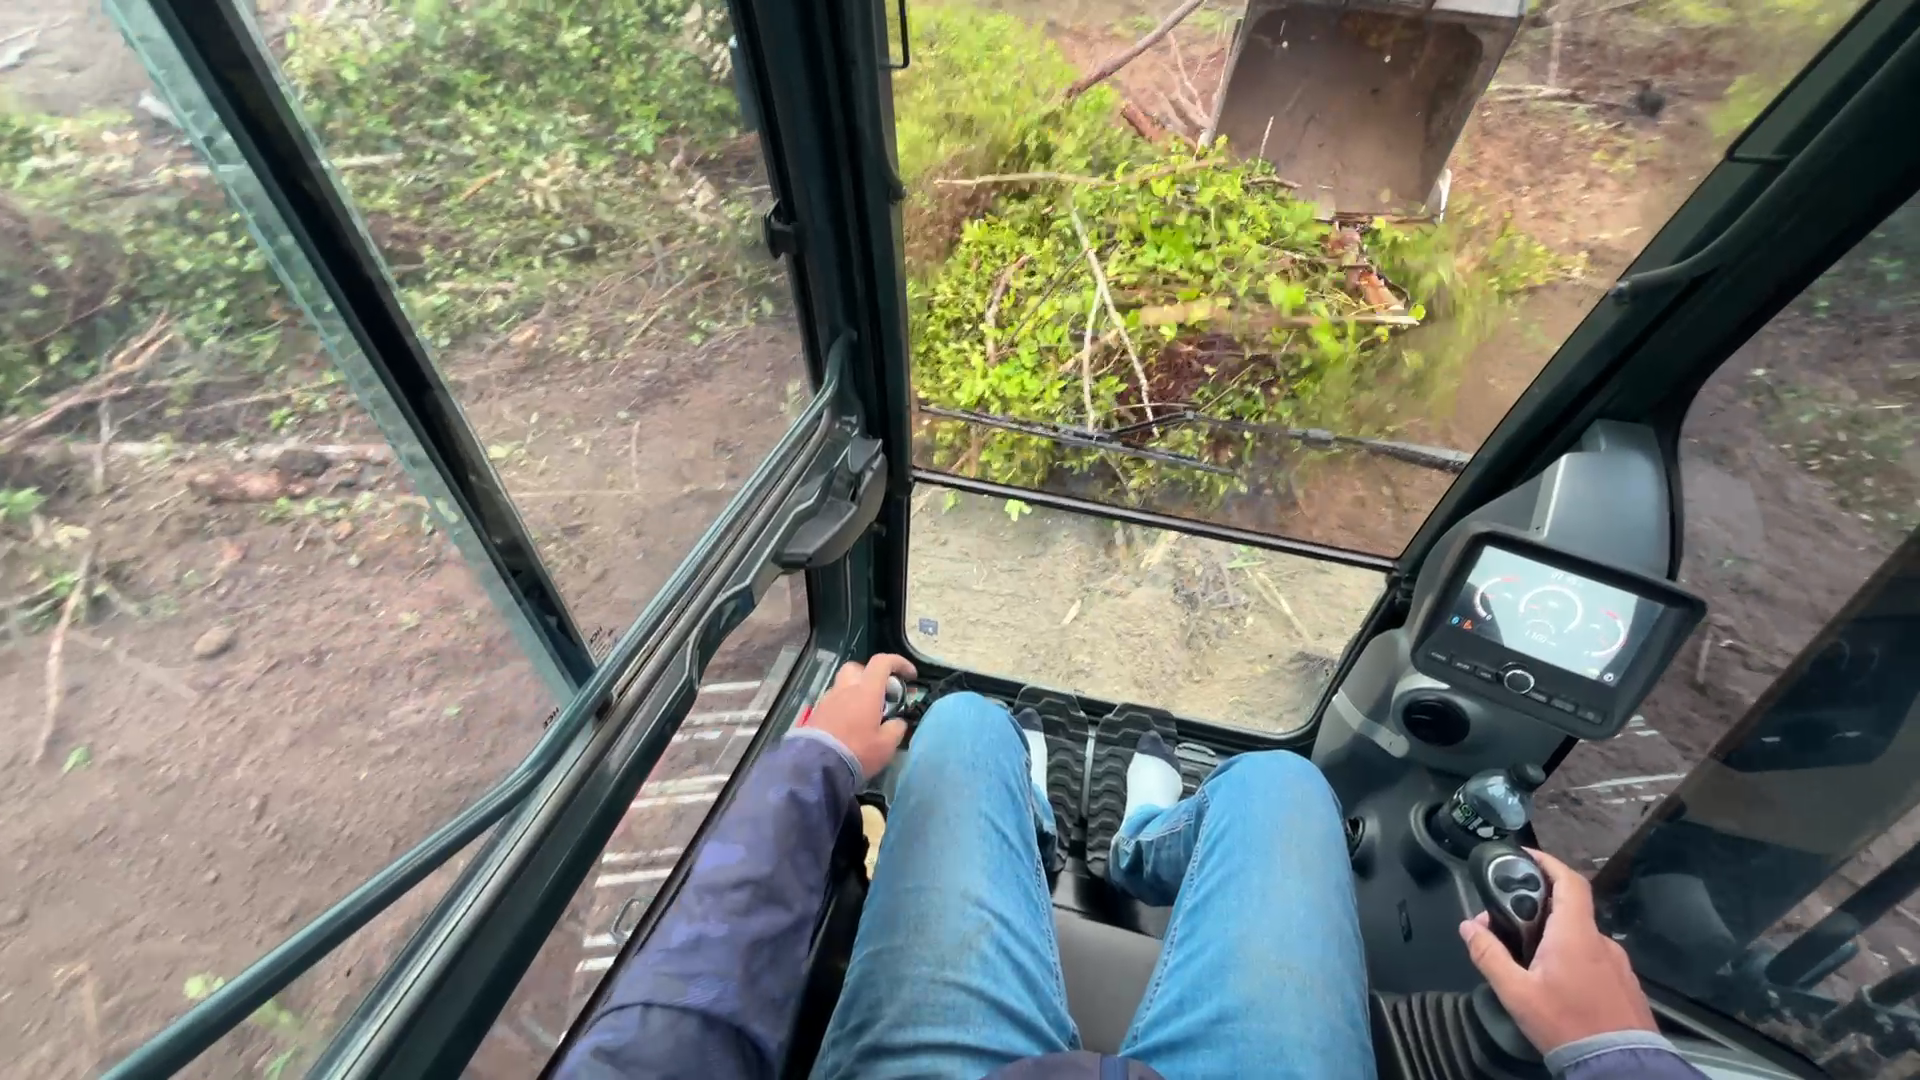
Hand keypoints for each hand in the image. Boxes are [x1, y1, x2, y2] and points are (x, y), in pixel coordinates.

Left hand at [803, 654, 916, 778]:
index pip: (882, 662)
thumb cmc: (857, 751)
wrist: (816, 766)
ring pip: (843, 685)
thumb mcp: (886, 745)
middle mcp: (845, 689)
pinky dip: (843, 706)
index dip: (899, 663)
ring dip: (855, 692)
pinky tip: (848, 726)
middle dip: (871, 675)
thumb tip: (897, 722)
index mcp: (866, 691)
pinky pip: (833, 702)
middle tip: (880, 694)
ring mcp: (827, 700)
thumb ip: (896, 728)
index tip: (910, 676)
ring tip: (864, 714)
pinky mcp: (816, 714)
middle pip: (857, 668)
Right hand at [1459, 848, 1656, 1054]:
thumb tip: (1468, 926)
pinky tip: (1554, 981)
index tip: (1524, 856)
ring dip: (1552, 936)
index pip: (1570, 881)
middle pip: (1568, 909)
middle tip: (1506, 921)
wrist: (1626, 1072)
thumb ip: (1488, 954)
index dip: (1547, 861)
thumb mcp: (1515, 991)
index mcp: (1576, 934)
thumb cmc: (1567, 1023)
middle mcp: (1602, 943)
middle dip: (1535, 907)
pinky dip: (1570, 957)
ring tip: (1526, 957)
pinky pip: (1593, 959)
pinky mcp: (1627, 988)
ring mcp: (1619, 967)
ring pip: (1579, 937)